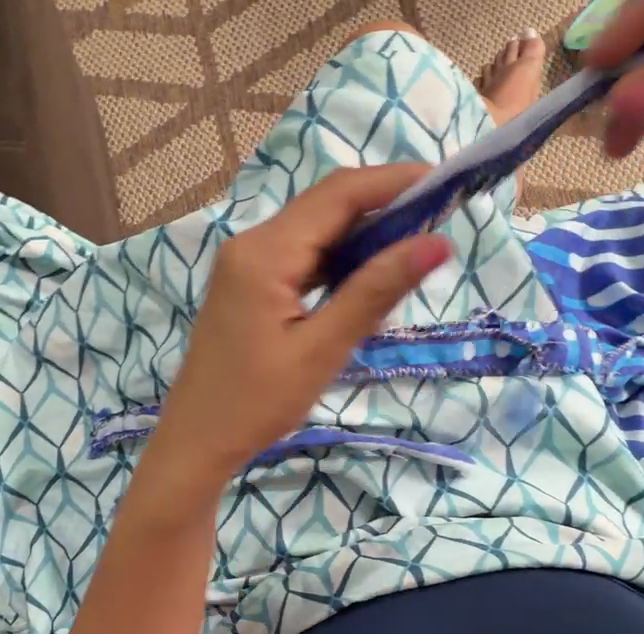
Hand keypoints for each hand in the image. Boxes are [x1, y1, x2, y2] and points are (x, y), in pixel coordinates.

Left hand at [146, 166, 452, 481]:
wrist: (197, 441)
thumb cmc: (256, 403)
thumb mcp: (322, 350)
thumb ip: (375, 292)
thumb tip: (437, 243)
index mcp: (265, 253)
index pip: (338, 194)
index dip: (394, 181)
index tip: (446, 183)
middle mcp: (251, 244)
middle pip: (326, 206)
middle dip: (383, 205)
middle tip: (440, 217)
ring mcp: (245, 264)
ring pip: (314, 231)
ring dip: (363, 234)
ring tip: (414, 247)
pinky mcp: (248, 286)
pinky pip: (300, 258)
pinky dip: (337, 261)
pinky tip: (368, 278)